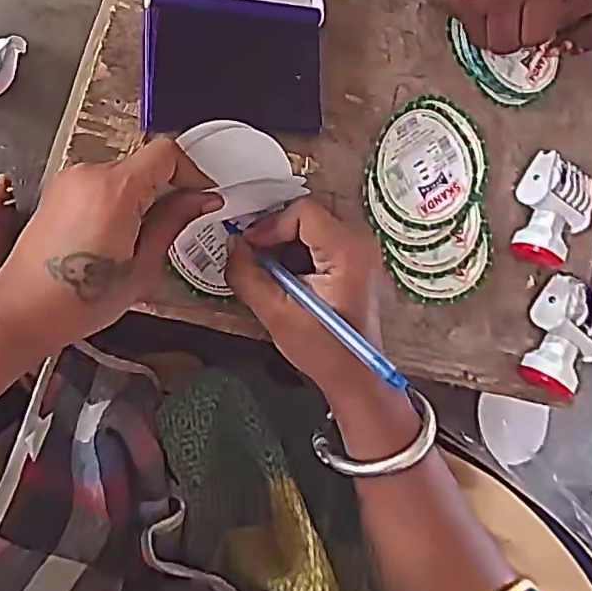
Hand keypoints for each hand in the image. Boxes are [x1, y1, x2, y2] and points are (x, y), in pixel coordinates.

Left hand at [0, 139, 219, 348]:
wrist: (21, 311)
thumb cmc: (77, 298)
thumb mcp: (142, 266)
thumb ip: (174, 222)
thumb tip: (202, 200)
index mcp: (116, 189)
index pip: (166, 152)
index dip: (191, 171)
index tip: (201, 193)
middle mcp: (90, 174)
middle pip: (145, 163)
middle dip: (165, 188)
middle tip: (174, 224)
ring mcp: (70, 179)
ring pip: (123, 173)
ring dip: (140, 195)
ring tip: (136, 238)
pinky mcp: (58, 189)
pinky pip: (101, 182)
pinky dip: (116, 199)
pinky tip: (112, 236)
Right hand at [225, 200, 385, 396]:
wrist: (358, 379)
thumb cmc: (325, 350)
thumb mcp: (277, 314)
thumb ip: (248, 275)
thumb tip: (232, 244)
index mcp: (346, 250)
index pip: (302, 211)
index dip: (270, 224)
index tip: (250, 246)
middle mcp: (358, 242)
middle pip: (306, 214)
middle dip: (274, 232)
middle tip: (252, 254)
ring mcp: (359, 250)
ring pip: (310, 225)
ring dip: (283, 242)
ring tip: (267, 269)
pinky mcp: (354, 260)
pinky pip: (319, 239)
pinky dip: (296, 251)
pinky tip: (284, 276)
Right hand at [417, 0, 563, 53]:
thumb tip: (543, 20)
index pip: (540, 34)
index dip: (536, 32)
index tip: (532, 25)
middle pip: (509, 44)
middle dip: (511, 39)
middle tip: (510, 25)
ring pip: (484, 40)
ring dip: (488, 32)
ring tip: (489, 12)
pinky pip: (462, 23)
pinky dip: (469, 16)